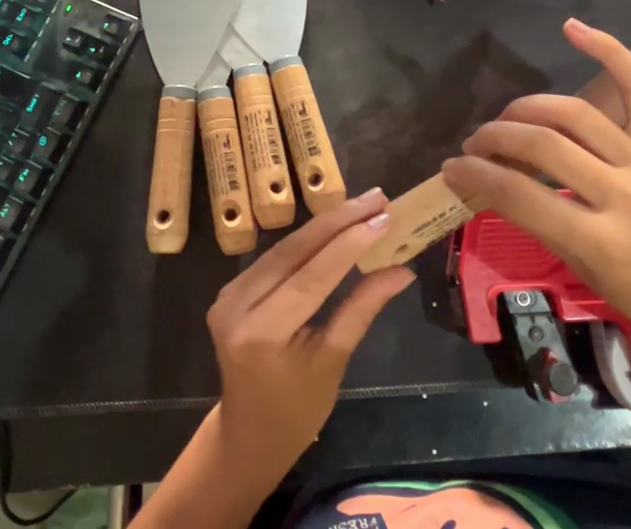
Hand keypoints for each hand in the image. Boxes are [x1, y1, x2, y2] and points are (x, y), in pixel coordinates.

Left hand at [206, 189, 415, 477]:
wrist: (249, 432)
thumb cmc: (297, 409)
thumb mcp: (333, 361)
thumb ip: (362, 309)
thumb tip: (402, 269)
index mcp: (261, 334)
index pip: (311, 276)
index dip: (349, 243)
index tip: (384, 216)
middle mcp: (236, 307)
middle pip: (292, 252)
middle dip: (338, 221)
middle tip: (378, 198)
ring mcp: (228, 295)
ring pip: (283, 248)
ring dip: (324, 225)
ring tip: (364, 204)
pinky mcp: (231, 290)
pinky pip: (274, 258)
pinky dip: (306, 241)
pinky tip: (335, 224)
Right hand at [442, 18, 630, 341]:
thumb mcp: (588, 275)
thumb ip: (543, 226)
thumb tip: (493, 185)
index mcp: (602, 241)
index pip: (521, 197)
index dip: (476, 177)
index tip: (451, 168)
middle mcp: (625, 195)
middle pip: (544, 146)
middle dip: (495, 138)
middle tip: (475, 144)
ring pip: (575, 114)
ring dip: (527, 109)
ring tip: (506, 118)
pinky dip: (609, 51)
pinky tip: (574, 29)